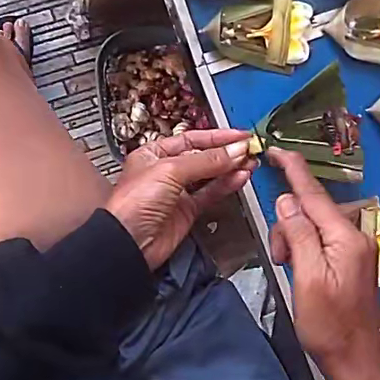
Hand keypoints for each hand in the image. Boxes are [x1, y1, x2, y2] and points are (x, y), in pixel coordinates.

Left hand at [107, 128, 255, 269]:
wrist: (129, 244)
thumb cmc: (132, 204)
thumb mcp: (170, 170)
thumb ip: (207, 160)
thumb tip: (234, 150)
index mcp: (154, 153)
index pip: (191, 138)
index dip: (217, 136)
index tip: (240, 136)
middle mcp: (166, 171)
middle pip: (203, 157)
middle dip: (227, 153)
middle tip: (249, 150)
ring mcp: (177, 192)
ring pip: (210, 176)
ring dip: (231, 169)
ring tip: (250, 163)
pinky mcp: (187, 211)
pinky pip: (211, 194)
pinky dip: (227, 186)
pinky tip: (240, 178)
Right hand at [267, 149, 379, 379]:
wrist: (357, 361)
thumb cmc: (329, 325)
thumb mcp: (306, 278)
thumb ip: (298, 234)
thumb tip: (286, 199)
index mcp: (346, 237)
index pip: (314, 193)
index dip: (293, 169)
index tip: (275, 149)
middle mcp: (355, 235)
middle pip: (311, 209)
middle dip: (288, 225)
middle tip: (279, 258)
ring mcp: (356, 248)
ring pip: (313, 226)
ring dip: (294, 241)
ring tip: (289, 270)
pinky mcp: (352, 260)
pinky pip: (321, 241)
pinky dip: (305, 250)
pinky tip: (300, 271)